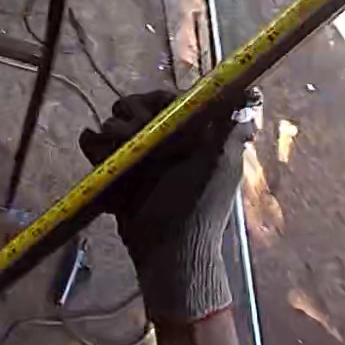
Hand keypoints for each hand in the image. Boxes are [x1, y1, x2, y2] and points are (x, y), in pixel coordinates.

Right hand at [79, 89, 256, 324]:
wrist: (170, 251)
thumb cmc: (199, 207)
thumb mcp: (221, 165)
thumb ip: (231, 129)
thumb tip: (252, 93)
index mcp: (190, 136)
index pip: (170, 99)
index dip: (160, 99)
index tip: (156, 110)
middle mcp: (162, 141)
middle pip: (136, 107)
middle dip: (131, 117)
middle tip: (134, 136)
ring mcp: (137, 157)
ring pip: (113, 124)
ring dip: (111, 133)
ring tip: (117, 153)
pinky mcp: (114, 172)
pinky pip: (95, 146)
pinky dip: (92, 145)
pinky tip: (97, 154)